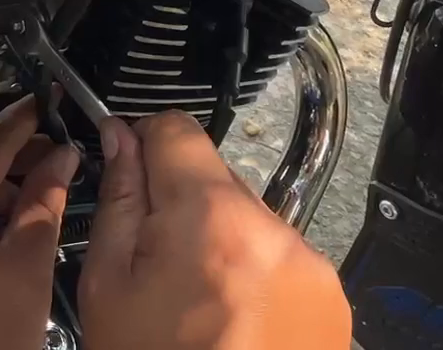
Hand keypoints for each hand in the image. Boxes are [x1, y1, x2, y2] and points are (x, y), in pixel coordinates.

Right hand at [80, 111, 351, 349]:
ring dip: (216, 233)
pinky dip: (248, 266)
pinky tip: (229, 316)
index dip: (143, 140)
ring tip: (195, 297)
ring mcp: (311, 268)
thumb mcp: (111, 285)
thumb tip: (119, 139)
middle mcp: (274, 233)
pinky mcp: (331, 300)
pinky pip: (276, 251)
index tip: (130, 165)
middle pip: (213, 171)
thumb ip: (119, 197)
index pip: (176, 127)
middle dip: (180, 197)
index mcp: (212, 220)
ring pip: (244, 211)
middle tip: (157, 257)